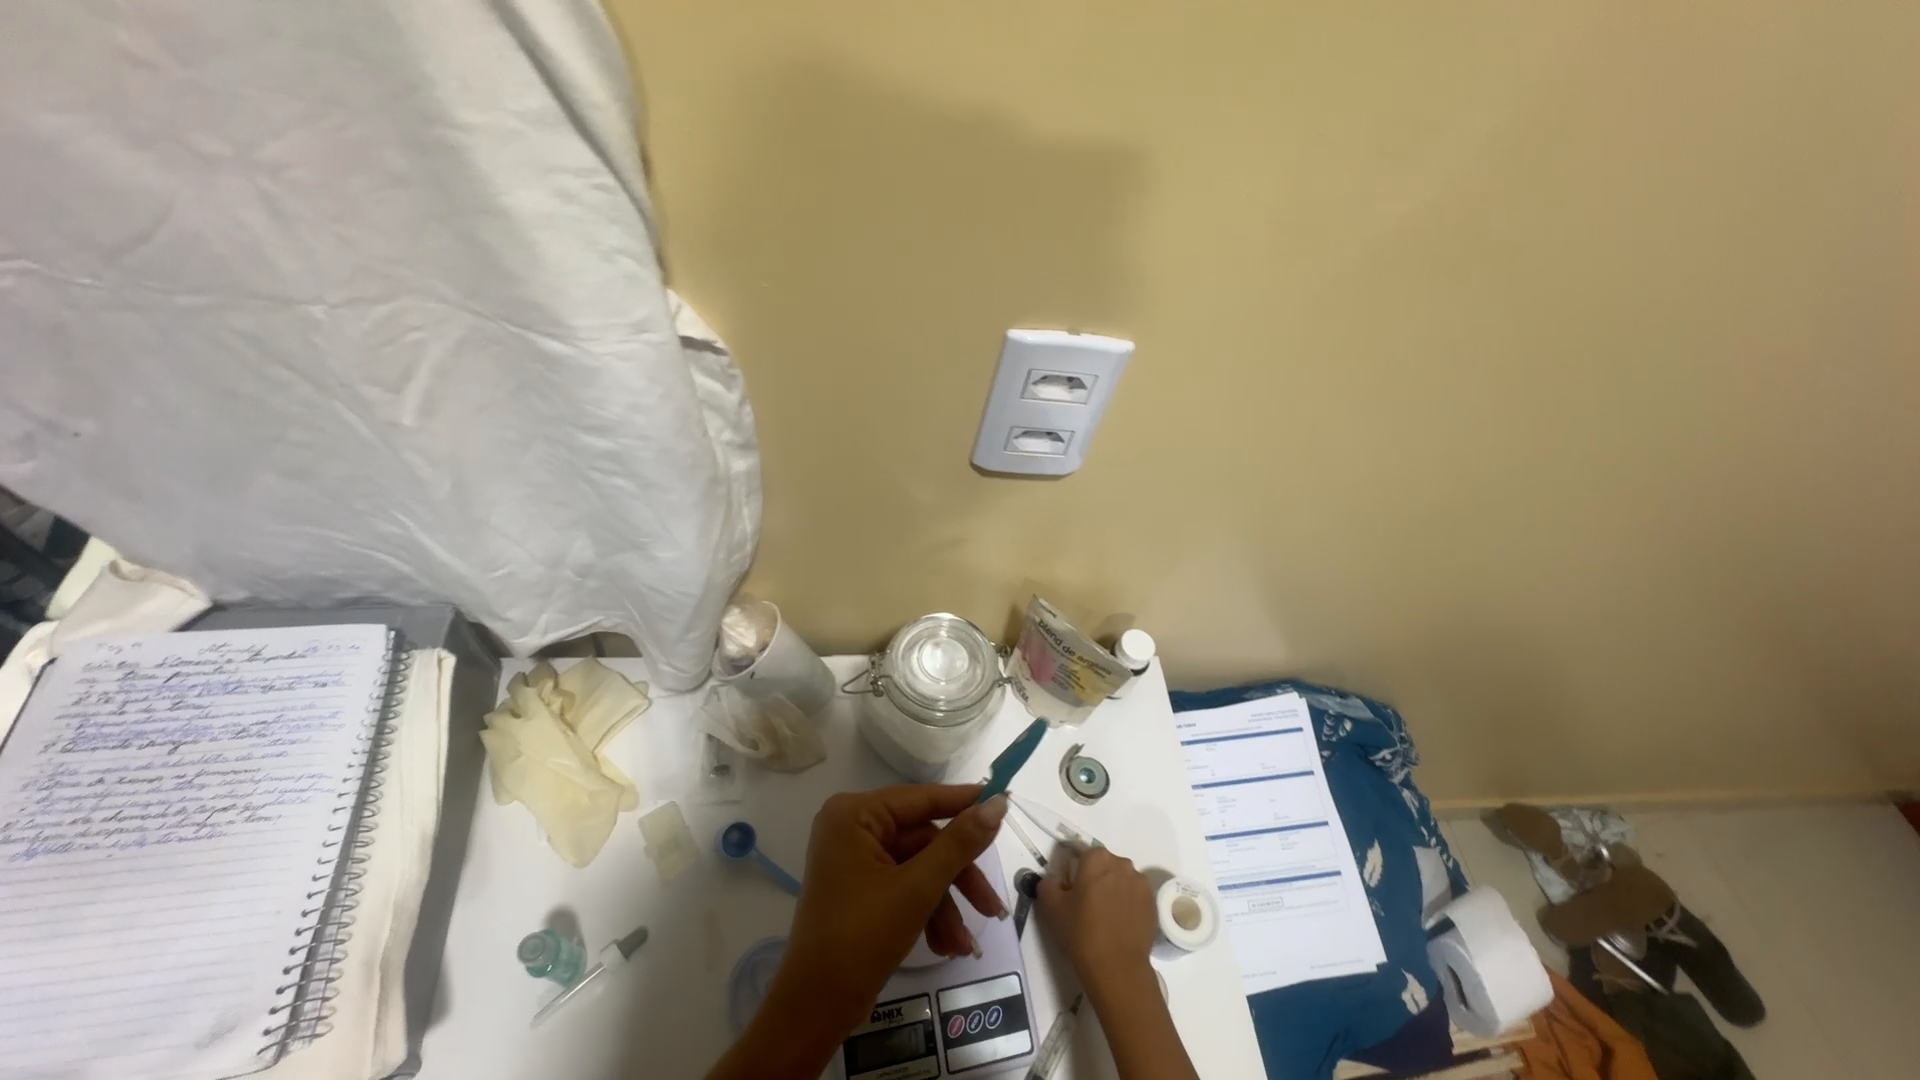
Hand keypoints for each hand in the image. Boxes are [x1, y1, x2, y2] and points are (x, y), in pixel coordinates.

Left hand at [707, 785, 1009, 1078]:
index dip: (965, 803)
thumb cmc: (860, 937)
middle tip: (993, 909)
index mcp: (855, 814)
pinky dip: (928, 914)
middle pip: (926, 840)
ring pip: (921, 868)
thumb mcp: (917, 888)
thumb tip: (998, 802)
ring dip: (947, 906)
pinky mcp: (861, 888)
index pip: (922, 799)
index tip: (1005, 801)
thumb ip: (960, 843)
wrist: (815, 1007)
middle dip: (959, 879)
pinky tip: (947, 947)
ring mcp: (856, 859)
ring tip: (965, 946)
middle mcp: (852, 828)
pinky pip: (906, 887)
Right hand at [1037, 847, 1157, 988]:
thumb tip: (1054, 883)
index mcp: (1097, 858)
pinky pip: (1136, 897)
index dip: (1076, 872)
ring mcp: (1141, 884)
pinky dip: (1128, 905)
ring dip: (1114, 891)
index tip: (1072, 891)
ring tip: (1106, 918)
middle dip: (1097, 879)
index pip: (1084, 855)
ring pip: (1122, 881)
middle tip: (1086, 905)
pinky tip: (1120, 926)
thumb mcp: (1051, 907)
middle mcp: (1123, 864)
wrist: (1117, 965)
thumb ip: (1047, 885)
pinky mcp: (1153, 903)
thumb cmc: (1081, 931)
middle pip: (1105, 866)